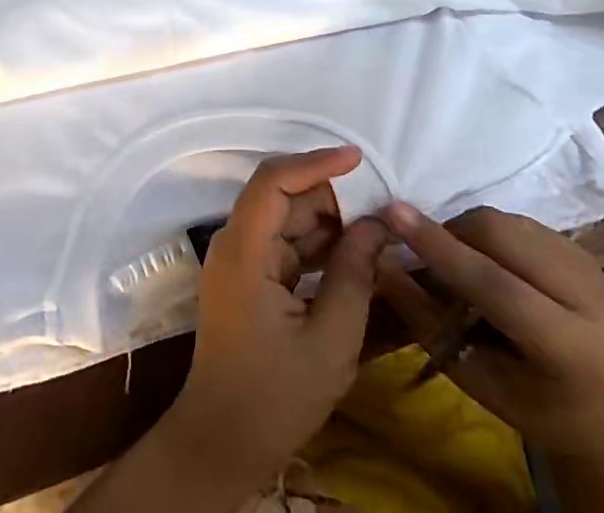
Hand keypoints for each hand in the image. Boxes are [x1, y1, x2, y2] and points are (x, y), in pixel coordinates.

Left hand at [166, 147, 391, 486]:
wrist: (223, 443)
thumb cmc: (275, 396)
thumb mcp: (330, 338)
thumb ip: (354, 273)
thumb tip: (376, 225)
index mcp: (244, 254)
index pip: (272, 184)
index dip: (314, 163)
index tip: (358, 159)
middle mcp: (236, 246)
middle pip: (283, 198)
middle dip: (332, 199)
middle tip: (380, 212)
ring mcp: (241, 262)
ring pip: (288, 220)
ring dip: (330, 223)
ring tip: (376, 235)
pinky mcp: (250, 279)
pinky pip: (287, 245)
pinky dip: (319, 246)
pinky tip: (354, 257)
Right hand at [378, 204, 603, 454]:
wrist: (597, 403)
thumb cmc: (528, 403)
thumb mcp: (472, 377)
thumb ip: (426, 319)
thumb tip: (380, 265)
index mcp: (570, 348)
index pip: (498, 286)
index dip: (443, 249)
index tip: (394, 215)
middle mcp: (590, 298)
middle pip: (505, 236)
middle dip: (453, 230)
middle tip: (422, 247)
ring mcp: (590, 266)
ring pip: (510, 221)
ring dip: (468, 228)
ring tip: (455, 259)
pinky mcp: (582, 248)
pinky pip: (519, 222)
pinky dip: (488, 231)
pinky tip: (483, 258)